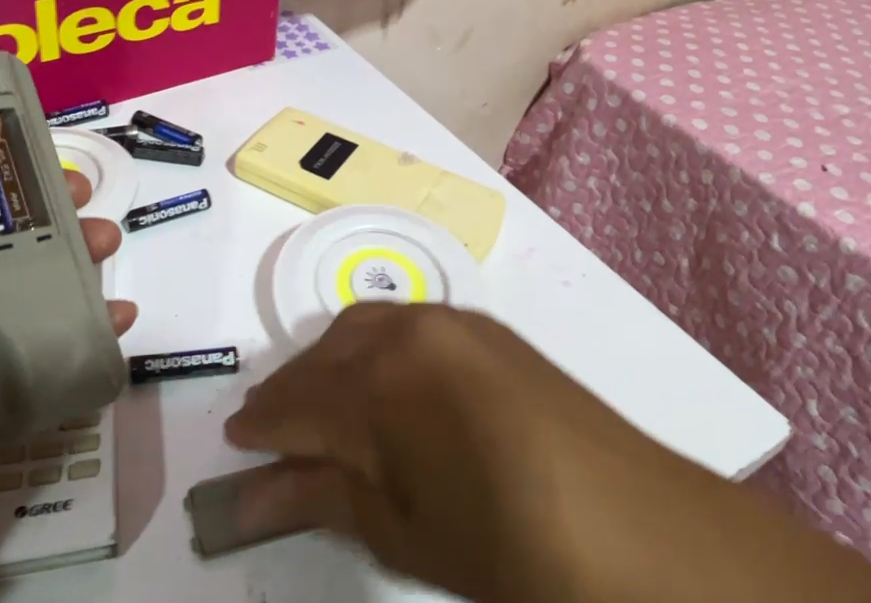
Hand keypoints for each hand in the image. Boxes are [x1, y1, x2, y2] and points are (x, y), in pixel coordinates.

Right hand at [225, 304, 870, 602]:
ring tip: (319, 416)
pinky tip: (378, 389)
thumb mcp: (403, 533)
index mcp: (377, 384)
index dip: (258, 432)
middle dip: (288, 399)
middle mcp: (405, 331)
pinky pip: (403, 324)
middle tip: (269, 441)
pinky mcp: (484, 326)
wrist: (638, 525)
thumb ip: (320, 498)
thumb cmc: (509, 548)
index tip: (232, 453)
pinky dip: (372, 350)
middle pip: (320, 360)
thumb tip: (244, 497)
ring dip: (327, 368)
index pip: (292, 406)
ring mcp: (449, 320)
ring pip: (359, 330)